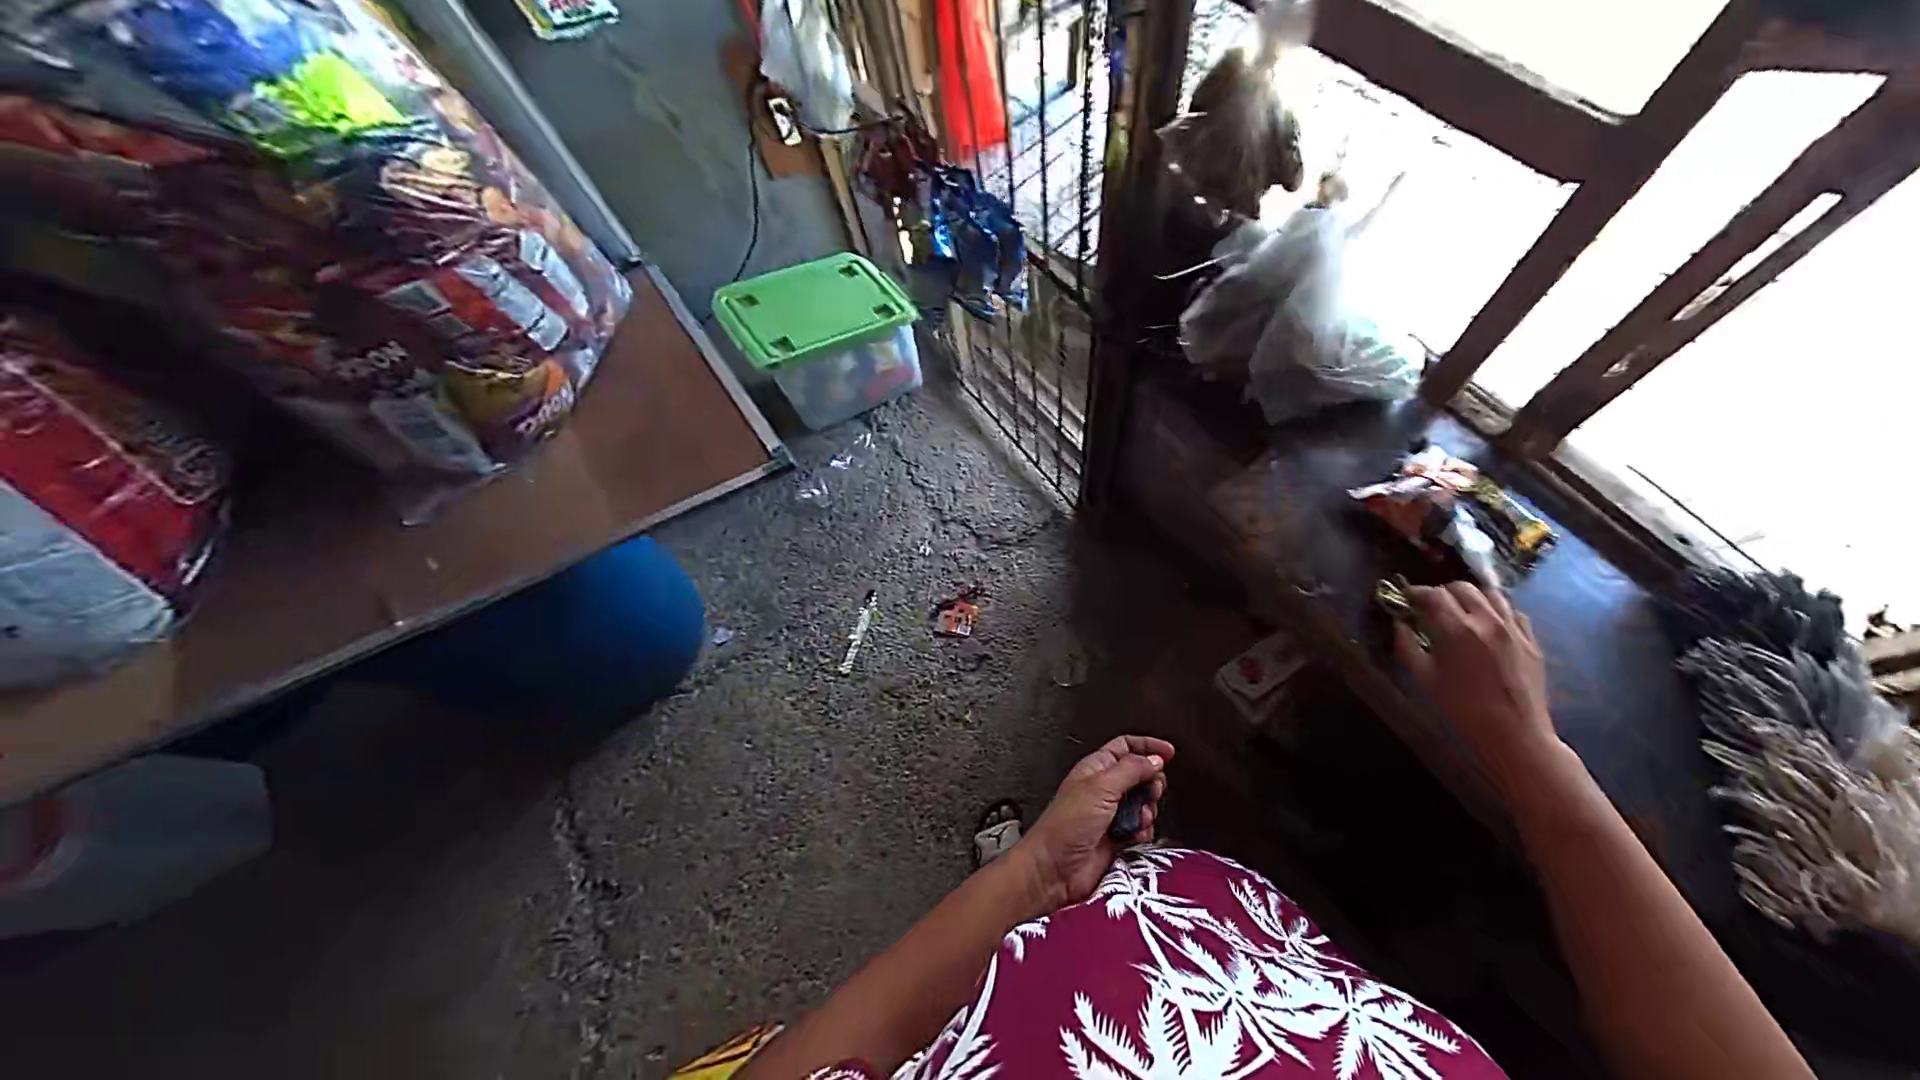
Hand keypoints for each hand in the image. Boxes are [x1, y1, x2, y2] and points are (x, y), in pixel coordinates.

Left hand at [1012, 735, 1173, 910]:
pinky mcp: (1116, 837)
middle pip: (1140, 776)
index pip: (1126, 747)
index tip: (1169, 752)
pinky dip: (1143, 831)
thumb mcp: (1101, 786)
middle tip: (1151, 792)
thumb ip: (1131, 769)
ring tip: (1137, 818)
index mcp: (1096, 768)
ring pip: (1143, 804)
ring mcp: (1110, 813)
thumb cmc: (1066, 824)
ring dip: (1147, 810)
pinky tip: (1134, 835)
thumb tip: (1155, 759)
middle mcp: (1103, 788)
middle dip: (1151, 783)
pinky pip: (1140, 829)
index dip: (1148, 747)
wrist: (1055, 868)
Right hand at [1395, 582, 1562, 797]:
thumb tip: (1399, 625)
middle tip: (1430, 606)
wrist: (1514, 733)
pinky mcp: (1532, 642)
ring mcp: (1515, 630)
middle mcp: (1488, 622)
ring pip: (1492, 595)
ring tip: (1460, 610)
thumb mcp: (1424, 677)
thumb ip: (1407, 646)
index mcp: (1458, 630)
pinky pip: (1514, 613)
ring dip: (1471, 597)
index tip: (1406, 597)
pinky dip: (1496, 611)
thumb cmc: (1461, 707)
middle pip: (1463, 588)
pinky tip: (1487, 625)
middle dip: (1442, 592)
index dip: (1416, 592)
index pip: (1434, 595)